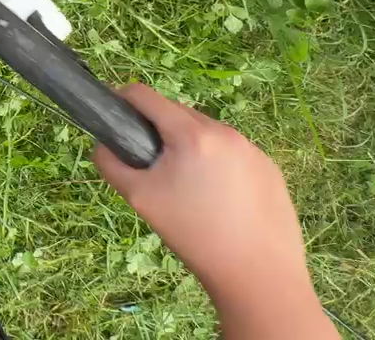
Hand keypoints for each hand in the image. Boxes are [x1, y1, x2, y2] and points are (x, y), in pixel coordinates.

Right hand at [93, 85, 323, 322]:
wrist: (260, 280)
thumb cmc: (193, 234)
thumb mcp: (138, 196)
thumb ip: (109, 162)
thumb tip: (103, 144)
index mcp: (192, 134)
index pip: (145, 95)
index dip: (122, 100)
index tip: (115, 119)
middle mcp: (225, 133)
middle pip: (176, 110)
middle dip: (157, 126)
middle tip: (152, 162)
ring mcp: (254, 150)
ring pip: (205, 129)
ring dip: (187, 141)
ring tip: (186, 181)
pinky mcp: (271, 169)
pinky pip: (231, 149)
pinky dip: (216, 159)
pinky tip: (217, 194)